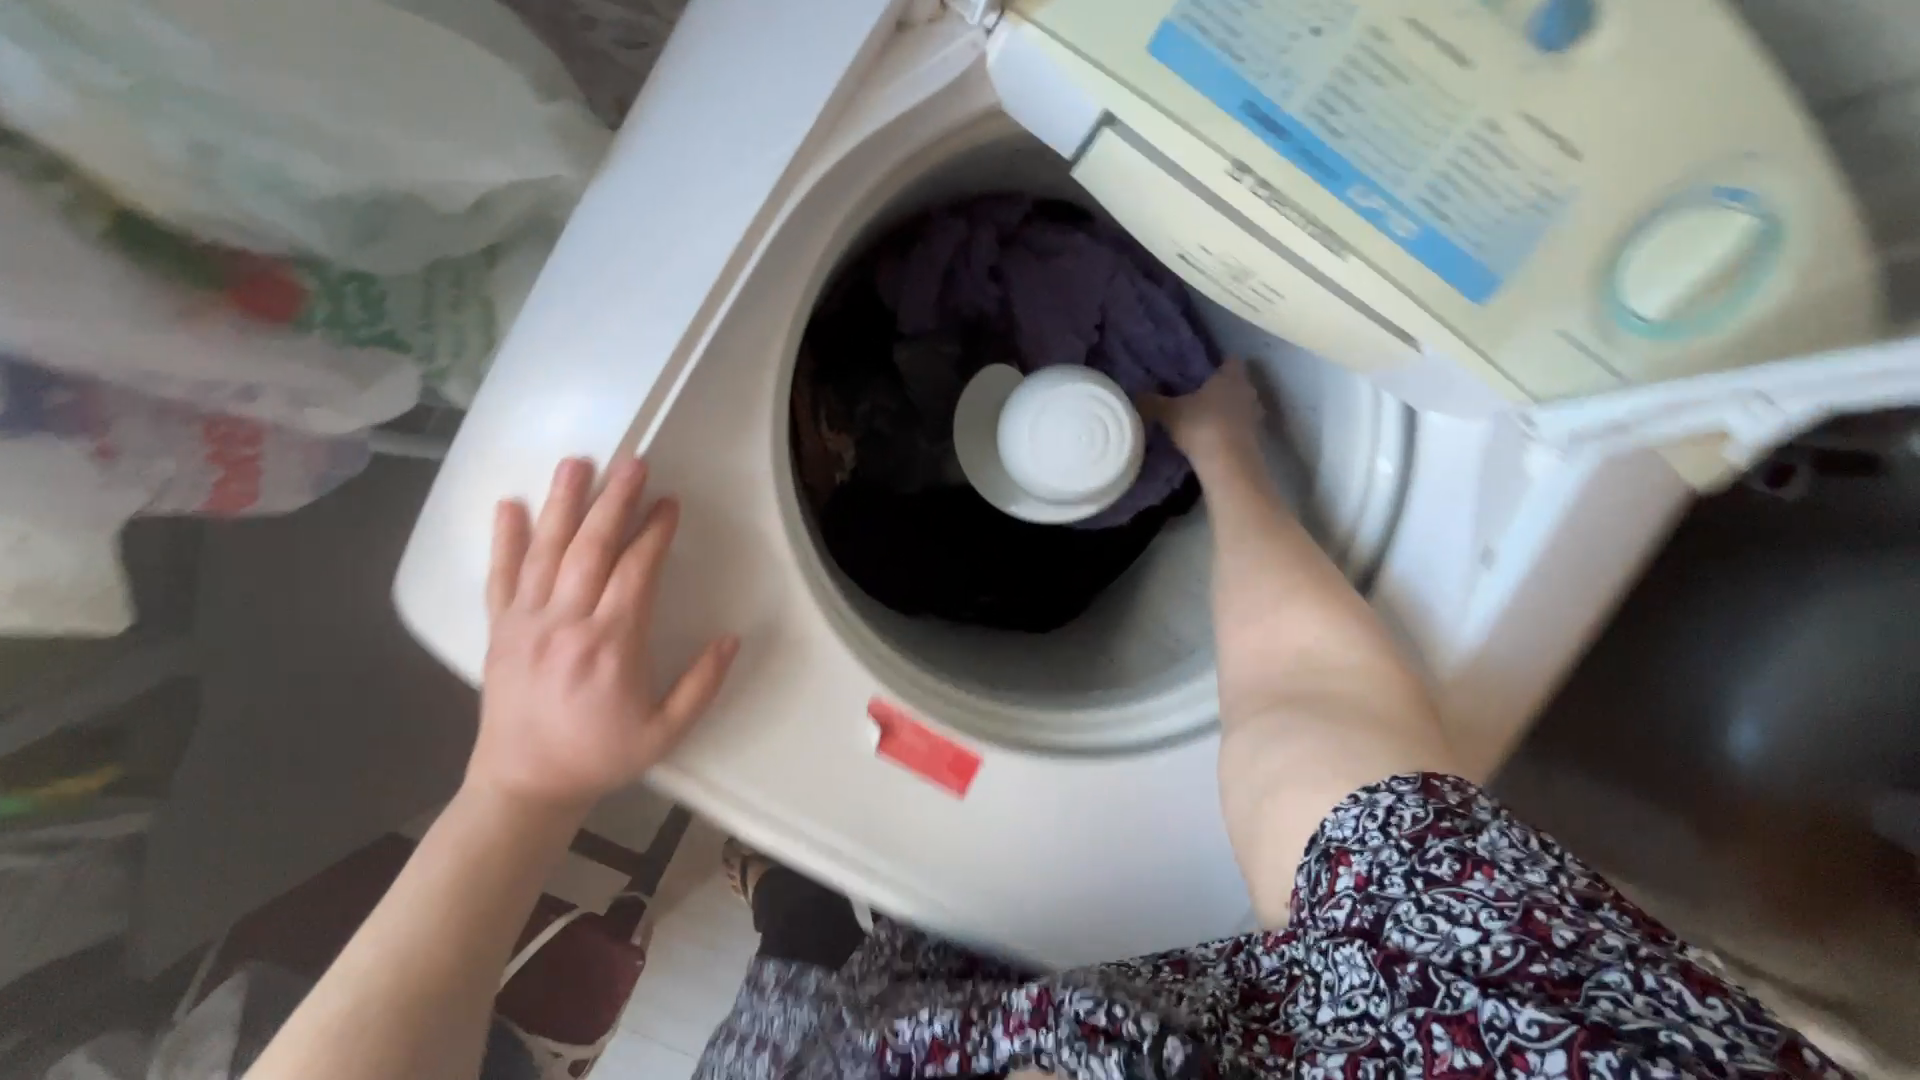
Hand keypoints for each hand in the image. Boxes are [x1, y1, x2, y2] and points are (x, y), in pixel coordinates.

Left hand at [468, 457, 739, 816]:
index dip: (655, 533)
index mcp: (611, 645)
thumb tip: (731, 639)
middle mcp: (566, 623)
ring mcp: (526, 623)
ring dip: (562, 504)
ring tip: (575, 463)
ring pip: (545, 551)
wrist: (523, 785)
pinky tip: (509, 506)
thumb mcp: (665, 733)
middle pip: (592, 548)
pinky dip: (503, 540)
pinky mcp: (499, 630)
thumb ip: (701, 686)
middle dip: (614, 501)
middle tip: (631, 463)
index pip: (636, 572)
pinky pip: (499, 577)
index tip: (669, 504)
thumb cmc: (600, 756)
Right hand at [1145, 357, 1264, 466]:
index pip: (1230, 360)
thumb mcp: (1169, 413)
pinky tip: (1214, 439)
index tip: (1202, 370)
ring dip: (1228, 411)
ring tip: (1206, 418)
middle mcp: (1248, 391)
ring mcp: (1255, 415)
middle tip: (1199, 395)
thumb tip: (1134, 394)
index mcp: (1230, 376)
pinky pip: (1242, 427)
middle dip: (1221, 388)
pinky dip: (1231, 430)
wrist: (1229, 465)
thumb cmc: (1201, 427)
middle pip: (1237, 383)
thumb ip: (1152, 402)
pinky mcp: (1256, 438)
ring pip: (1241, 406)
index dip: (1218, 363)